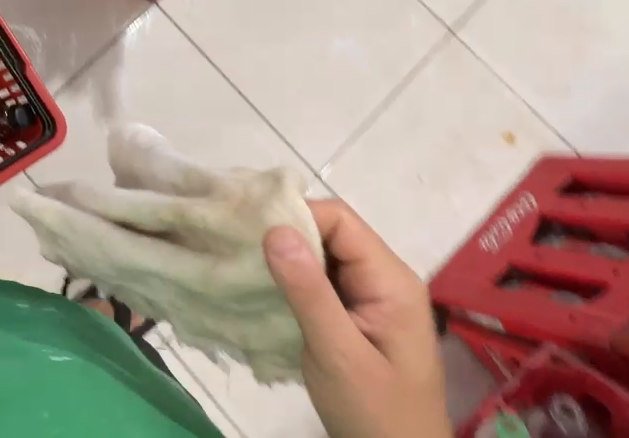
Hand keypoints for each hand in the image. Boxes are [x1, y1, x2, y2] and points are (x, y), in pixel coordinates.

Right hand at [264, 201, 449, 437]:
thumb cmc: (375, 412)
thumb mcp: (338, 353)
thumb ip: (308, 290)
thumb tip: (274, 228)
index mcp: (390, 280)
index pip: (338, 220)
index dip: (294, 216)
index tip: (249, 230)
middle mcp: (384, 278)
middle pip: (328, 231)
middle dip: (284, 233)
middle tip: (238, 245)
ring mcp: (371, 296)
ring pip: (321, 253)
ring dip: (285, 257)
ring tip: (243, 263)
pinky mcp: (355, 312)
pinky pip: (320, 277)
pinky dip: (291, 278)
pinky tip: (264, 288)